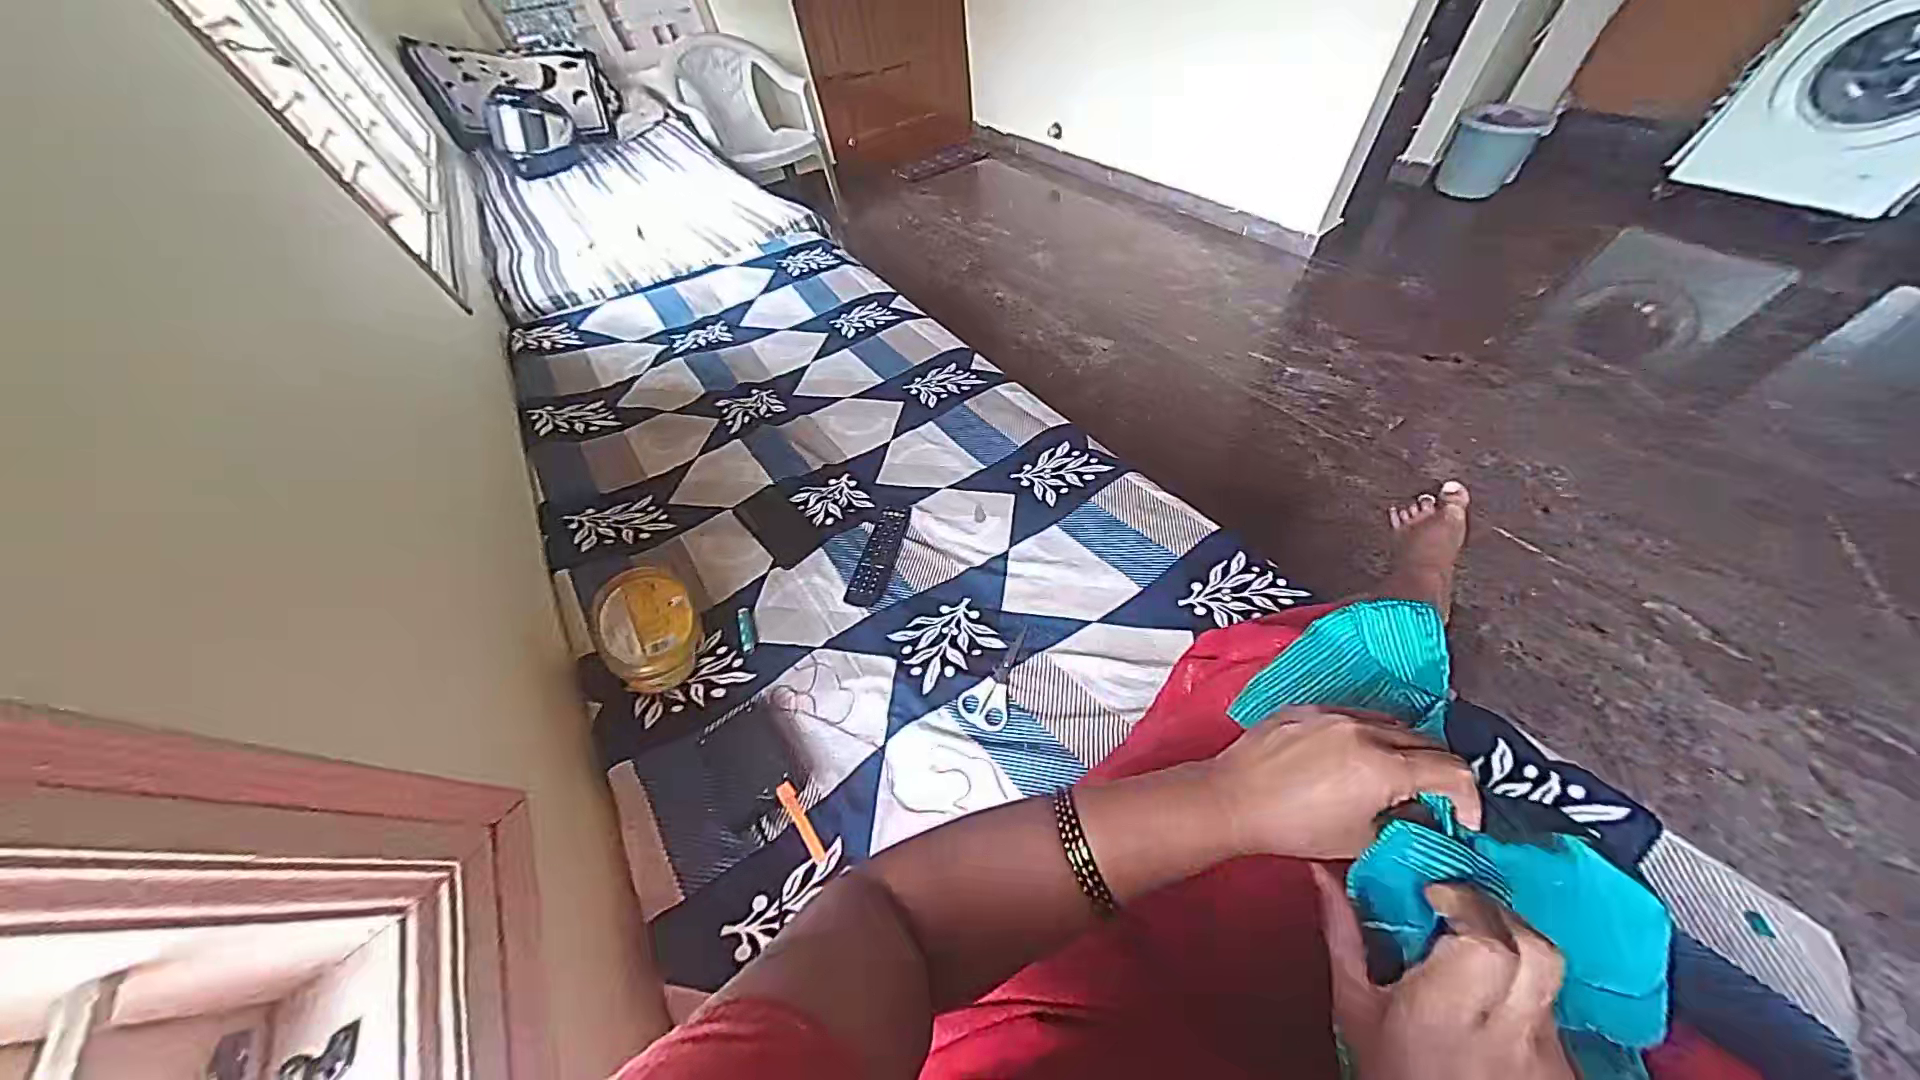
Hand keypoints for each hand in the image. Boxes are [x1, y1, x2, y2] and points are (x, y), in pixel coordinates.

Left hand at [1208, 706, 1481, 860]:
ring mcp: (1330, 713)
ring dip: (1403, 747)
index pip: (1454, 771)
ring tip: (1392, 775)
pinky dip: (1366, 732)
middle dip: (1438, 772)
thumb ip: (1406, 820)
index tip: (1461, 820)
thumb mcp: (1363, 838)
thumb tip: (1425, 811)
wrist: (1234, 798)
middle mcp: (1362, 729)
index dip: (1469, 800)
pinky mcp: (1304, 708)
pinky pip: (1351, 714)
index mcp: (1383, 764)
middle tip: (1431, 799)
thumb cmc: (1296, 827)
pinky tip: (1353, 755)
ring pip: (1389, 723)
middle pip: (1426, 742)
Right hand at [1313, 865, 1575, 1079]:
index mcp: (1448, 1010)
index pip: (1487, 942)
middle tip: (1458, 907)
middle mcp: (1511, 1033)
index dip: (1465, 903)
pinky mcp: (1571, 1072)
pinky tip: (1487, 1000)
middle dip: (1497, 913)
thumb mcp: (1354, 1005)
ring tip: (1470, 948)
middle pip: (1537, 951)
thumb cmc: (1391, 1075)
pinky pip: (1553, 1010)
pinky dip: (1522, 990)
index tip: (1433, 892)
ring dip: (1511, 947)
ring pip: (1550, 977)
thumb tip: (1323, 877)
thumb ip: (1343, 935)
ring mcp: (1550, 1057)